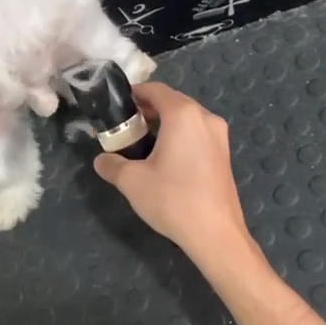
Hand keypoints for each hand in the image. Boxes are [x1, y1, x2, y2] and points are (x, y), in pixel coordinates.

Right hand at [92, 82, 263, 268]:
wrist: (216, 234)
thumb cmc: (172, 199)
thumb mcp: (131, 181)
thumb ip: (111, 164)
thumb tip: (102, 160)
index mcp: (183, 115)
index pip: (155, 89)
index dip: (134, 93)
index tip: (116, 106)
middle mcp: (205, 118)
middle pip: (172, 101)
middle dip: (148, 109)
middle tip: (125, 126)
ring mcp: (219, 136)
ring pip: (186, 118)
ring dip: (164, 123)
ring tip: (142, 142)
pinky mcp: (223, 155)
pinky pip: (196, 133)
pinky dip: (179, 136)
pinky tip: (164, 158)